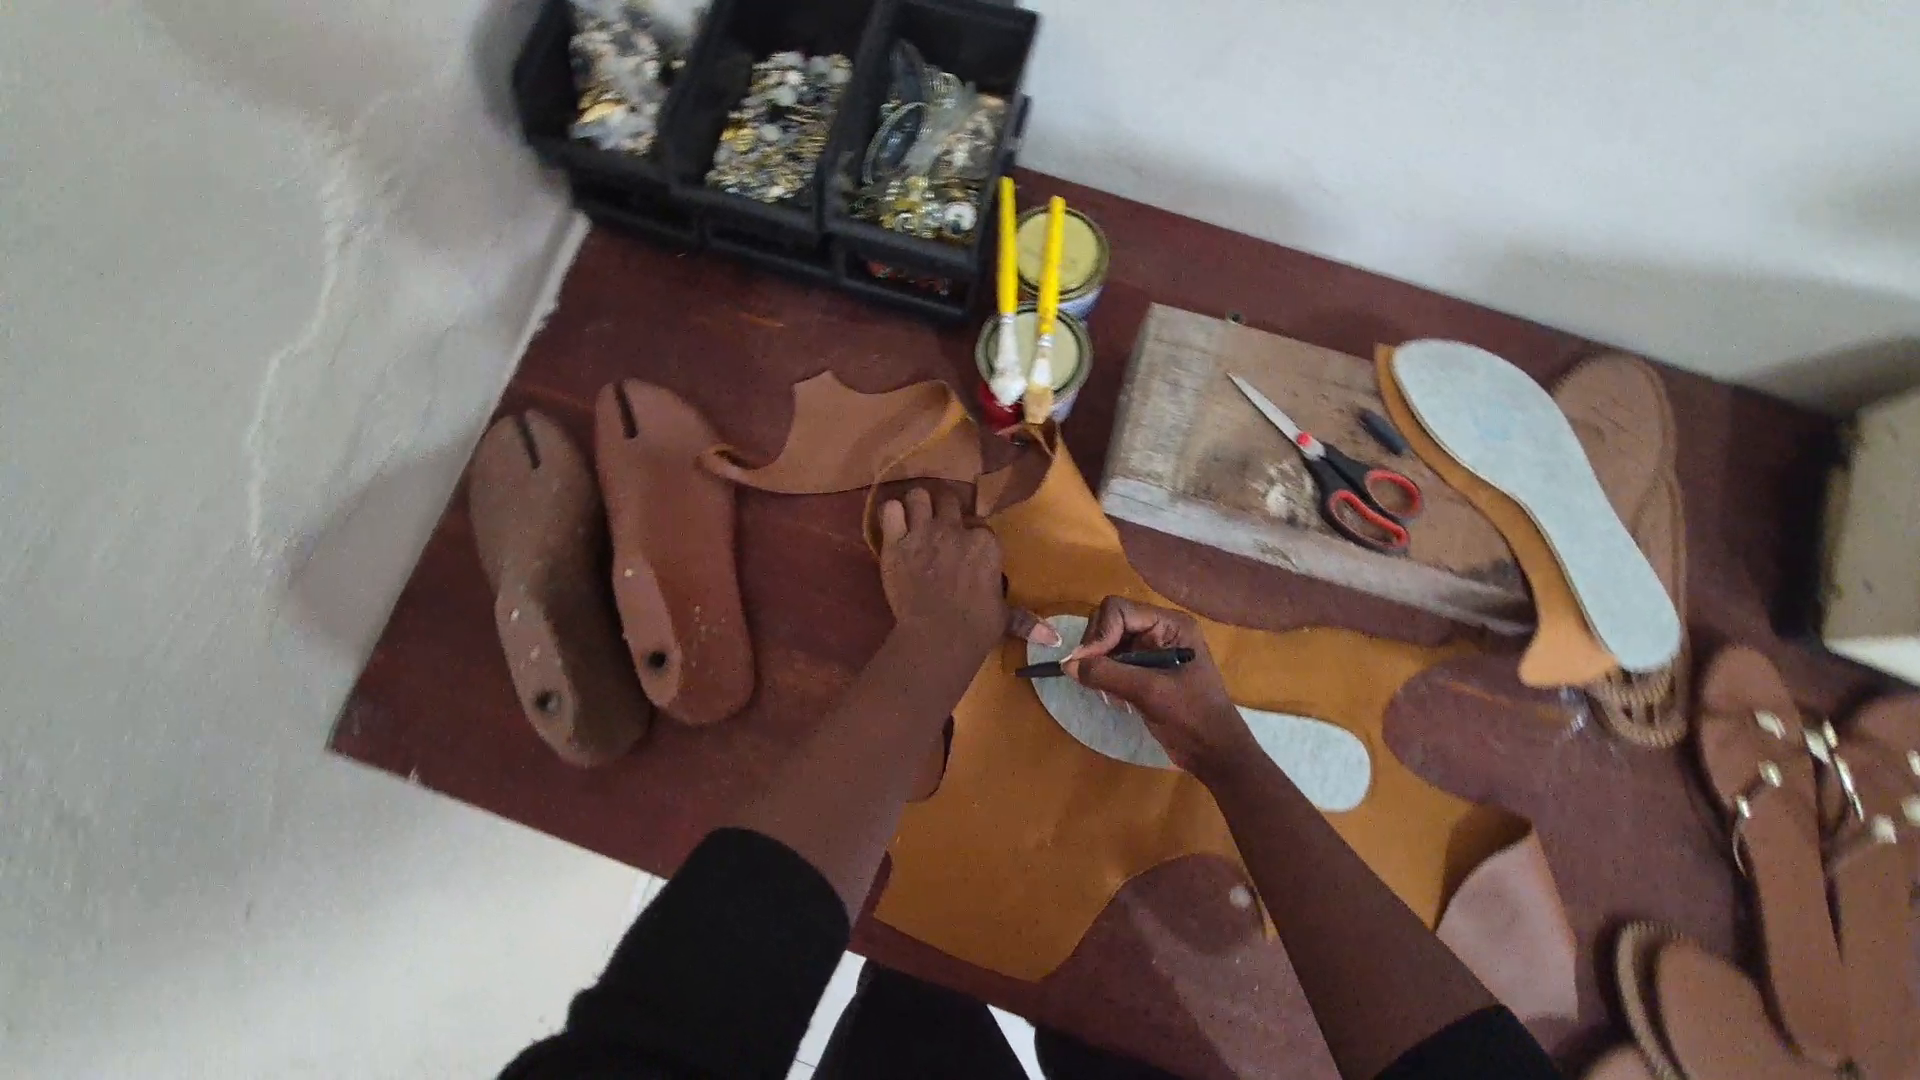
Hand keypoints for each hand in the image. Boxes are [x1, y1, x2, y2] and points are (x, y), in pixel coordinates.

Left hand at [878, 487, 1010, 659]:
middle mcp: (955, 530)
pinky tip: (893, 526)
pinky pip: (889, 510)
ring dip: (917, 506)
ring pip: (919, 496)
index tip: (967, 550)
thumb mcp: (1003, 618)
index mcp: (985, 543)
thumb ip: (1025, 619)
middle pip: (949, 500)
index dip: (971, 535)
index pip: (979, 525)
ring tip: (915, 519)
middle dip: (946, 510)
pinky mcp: (895, 542)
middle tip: (940, 527)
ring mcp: (923, 532)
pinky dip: (891, 515)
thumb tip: (1054, 638)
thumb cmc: (975, 627)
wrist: (937, 636)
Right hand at [1063, 596, 1254, 779]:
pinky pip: (1112, 660)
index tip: (1086, 663)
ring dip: (1100, 665)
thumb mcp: (1149, 692)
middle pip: (1110, 622)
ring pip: (1107, 642)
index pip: (1119, 610)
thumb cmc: (1192, 718)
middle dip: (1097, 649)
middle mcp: (1159, 629)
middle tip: (1093, 678)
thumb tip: (1068, 664)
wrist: (1214, 752)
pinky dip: (1105, 676)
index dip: (1099, 633)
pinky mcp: (1144, 668)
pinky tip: (1114, 697)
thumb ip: (1108, 674)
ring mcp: (1151, 649)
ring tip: (1107, 692)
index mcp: (1171, 625)